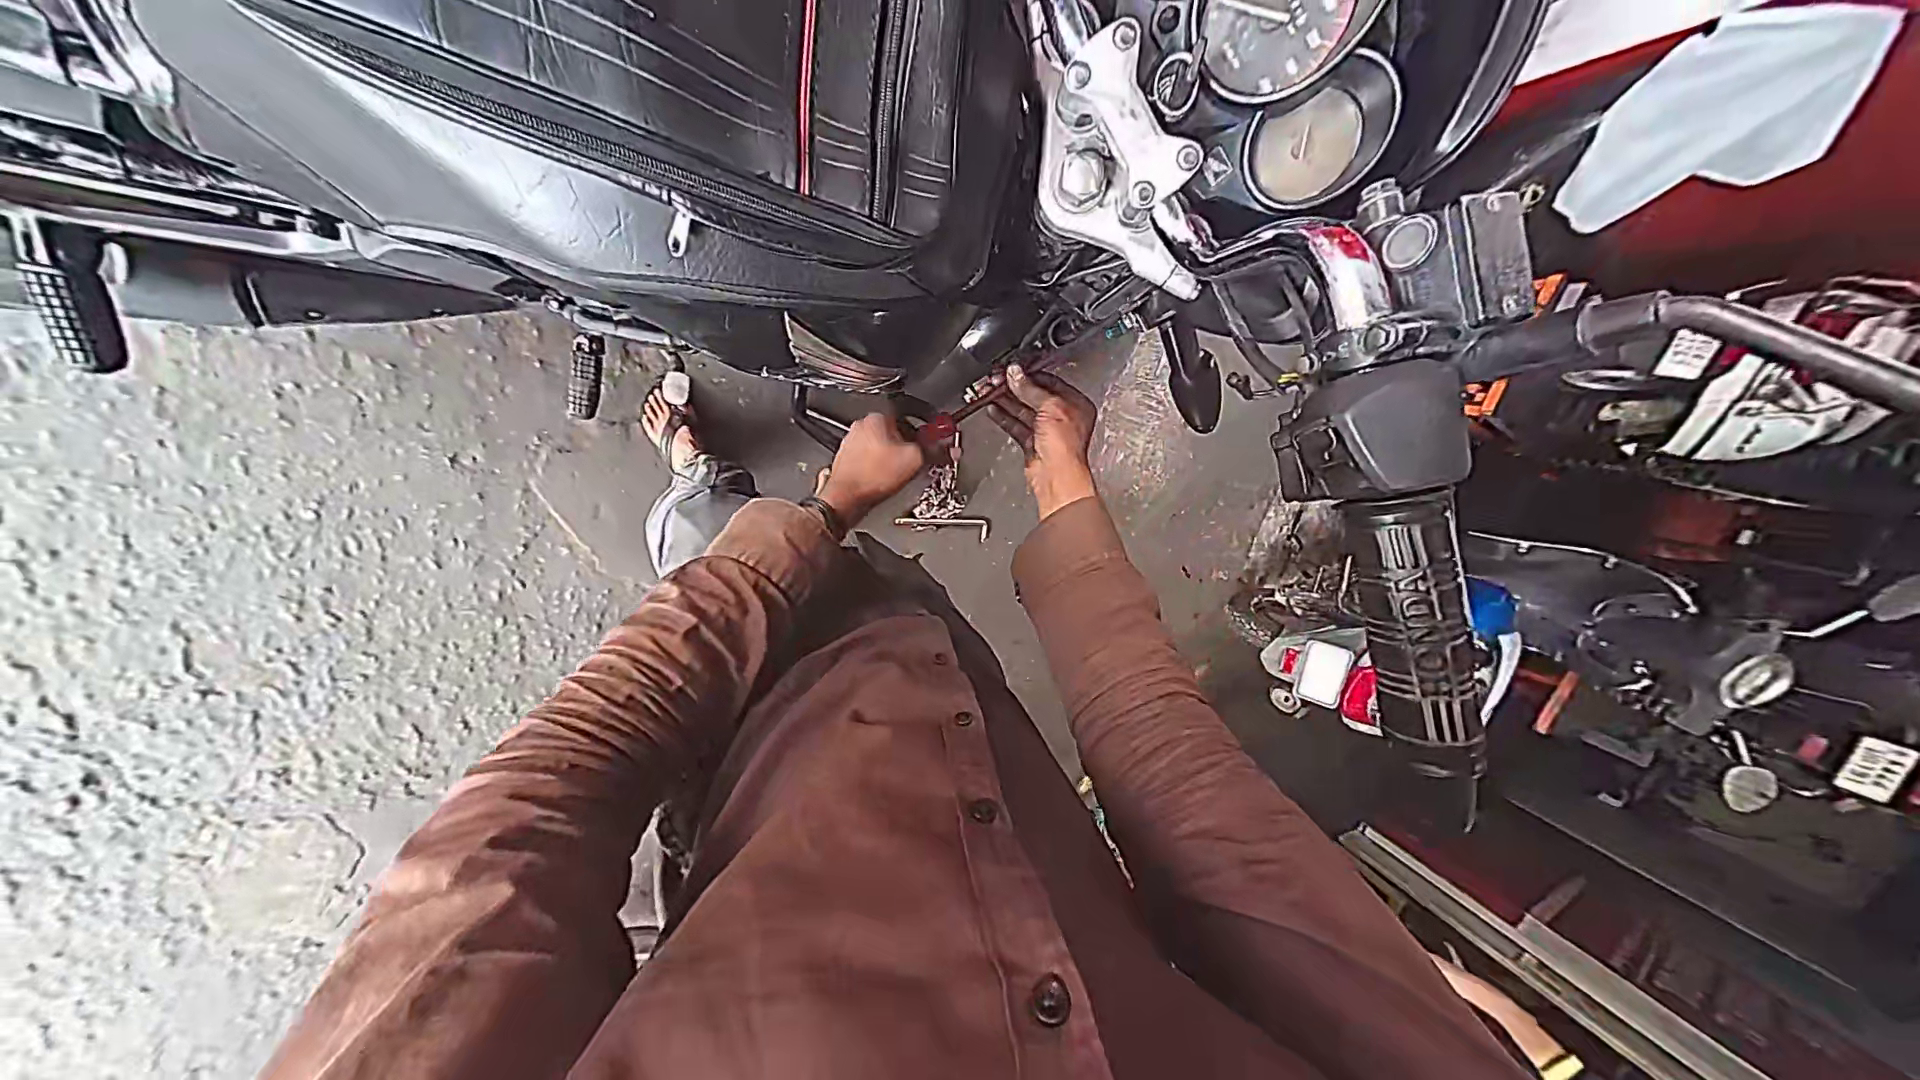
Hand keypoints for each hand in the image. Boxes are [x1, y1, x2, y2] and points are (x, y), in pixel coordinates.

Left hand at [817, 412, 926, 526]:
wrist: (847, 498)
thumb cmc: (871, 477)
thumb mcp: (914, 459)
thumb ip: (930, 448)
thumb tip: (940, 447)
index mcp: (877, 418)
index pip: (907, 418)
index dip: (920, 434)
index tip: (926, 445)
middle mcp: (861, 427)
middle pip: (893, 433)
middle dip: (905, 447)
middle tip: (912, 461)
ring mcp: (851, 443)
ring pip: (881, 448)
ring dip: (890, 459)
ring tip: (895, 473)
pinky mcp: (846, 460)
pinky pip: (869, 461)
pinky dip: (877, 468)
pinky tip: (881, 479)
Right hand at [988, 364, 1097, 519]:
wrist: (1056, 476)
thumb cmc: (1065, 446)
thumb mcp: (1049, 406)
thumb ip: (1030, 389)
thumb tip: (1016, 375)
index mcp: (1075, 404)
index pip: (1050, 382)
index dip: (1030, 375)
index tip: (1013, 370)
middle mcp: (1062, 417)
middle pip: (1034, 396)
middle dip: (1014, 387)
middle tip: (997, 379)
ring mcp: (1047, 432)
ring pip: (1023, 410)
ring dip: (1005, 400)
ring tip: (990, 391)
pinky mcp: (1033, 444)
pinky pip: (1016, 426)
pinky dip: (1004, 417)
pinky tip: (993, 408)